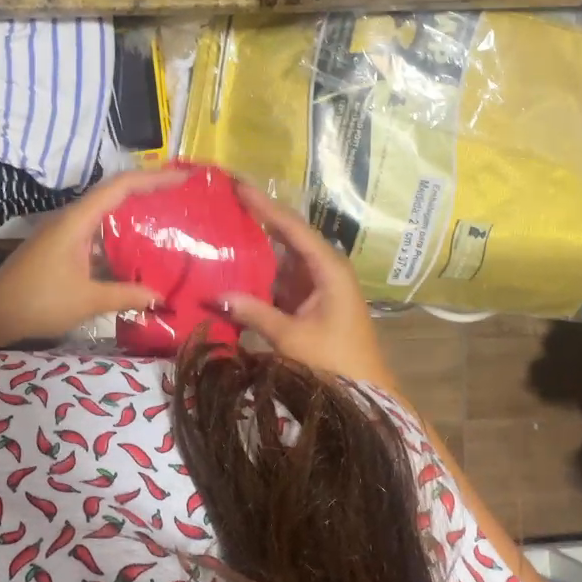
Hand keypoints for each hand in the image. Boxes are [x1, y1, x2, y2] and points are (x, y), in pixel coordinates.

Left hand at [0, 169, 189, 348]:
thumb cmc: (37, 303)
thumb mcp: (87, 300)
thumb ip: (127, 294)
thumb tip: (161, 297)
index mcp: (76, 221)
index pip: (120, 187)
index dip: (154, 178)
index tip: (184, 178)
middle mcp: (69, 220)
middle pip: (113, 196)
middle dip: (148, 194)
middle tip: (182, 199)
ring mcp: (62, 234)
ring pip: (104, 217)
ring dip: (133, 219)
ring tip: (168, 224)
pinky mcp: (58, 250)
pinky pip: (95, 236)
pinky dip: (117, 241)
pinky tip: (136, 256)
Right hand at [220, 183, 394, 389]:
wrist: (367, 395)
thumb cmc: (336, 362)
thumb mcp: (291, 337)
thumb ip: (253, 312)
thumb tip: (214, 294)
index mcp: (329, 269)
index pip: (293, 228)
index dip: (265, 206)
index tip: (238, 186)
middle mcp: (324, 270)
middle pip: (287, 236)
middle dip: (258, 218)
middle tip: (225, 199)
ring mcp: (316, 286)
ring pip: (280, 258)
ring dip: (254, 246)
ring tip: (221, 226)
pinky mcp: (307, 303)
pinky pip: (278, 280)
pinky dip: (257, 274)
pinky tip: (231, 266)